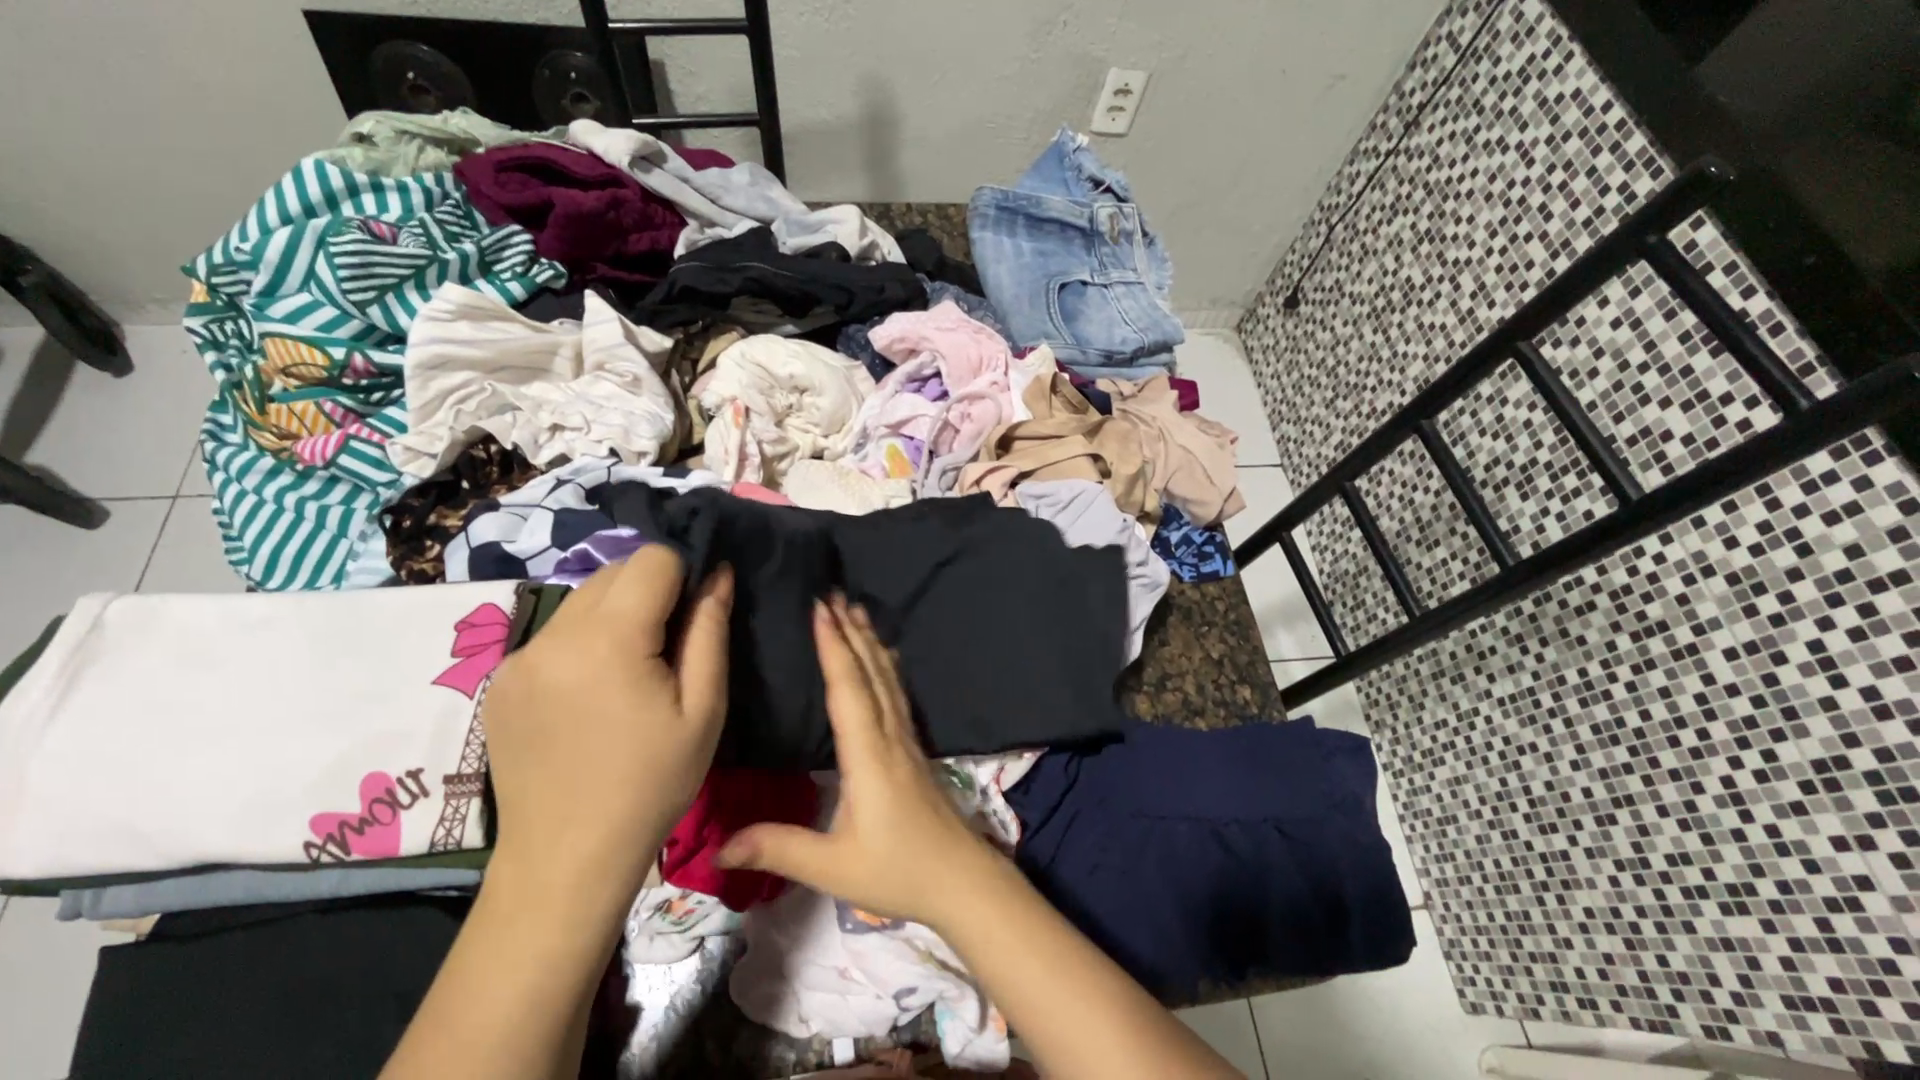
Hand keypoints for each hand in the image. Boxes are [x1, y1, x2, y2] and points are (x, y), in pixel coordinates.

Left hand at [481, 545, 733, 907]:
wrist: (567, 857)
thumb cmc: (651, 785)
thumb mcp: (704, 710)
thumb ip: (710, 631)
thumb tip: (717, 572)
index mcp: (608, 639)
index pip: (652, 559)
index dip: (683, 578)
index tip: (693, 624)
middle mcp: (553, 635)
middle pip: (613, 572)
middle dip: (649, 593)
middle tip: (666, 653)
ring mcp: (518, 657)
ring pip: (580, 600)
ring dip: (614, 616)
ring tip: (627, 676)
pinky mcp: (500, 681)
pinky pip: (553, 635)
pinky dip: (581, 644)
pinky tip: (591, 697)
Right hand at [716, 595, 1003, 929]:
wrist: (965, 882)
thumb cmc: (899, 872)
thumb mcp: (833, 867)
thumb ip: (778, 849)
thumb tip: (718, 846)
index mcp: (868, 756)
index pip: (849, 690)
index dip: (833, 648)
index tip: (820, 608)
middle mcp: (890, 739)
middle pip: (871, 674)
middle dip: (851, 632)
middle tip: (835, 593)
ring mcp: (907, 744)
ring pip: (888, 681)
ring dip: (870, 644)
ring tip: (857, 611)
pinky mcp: (915, 754)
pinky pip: (899, 697)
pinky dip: (888, 668)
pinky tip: (888, 659)